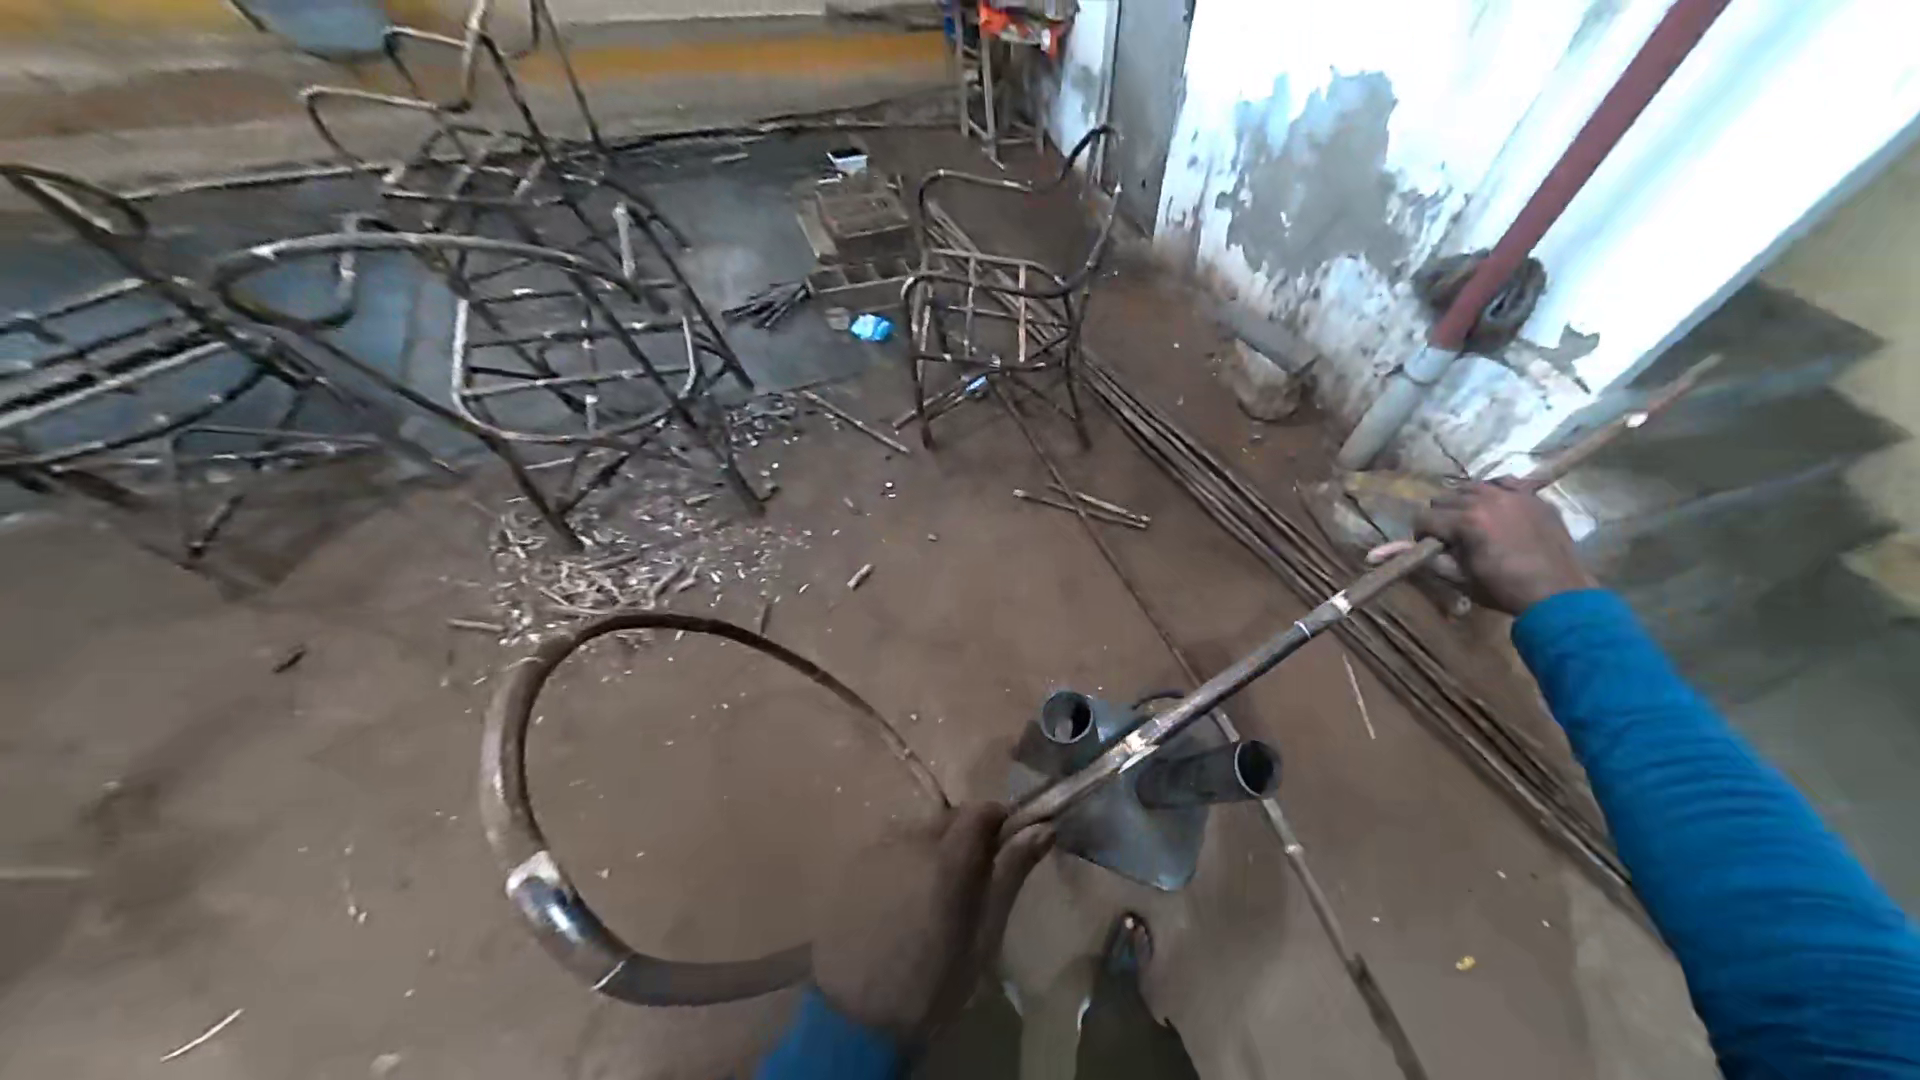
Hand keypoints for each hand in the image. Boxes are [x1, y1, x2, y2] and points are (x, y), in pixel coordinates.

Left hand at [812, 802, 1053, 1044]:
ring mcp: (881, 849)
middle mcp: (912, 841)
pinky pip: (893, 845)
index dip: (998, 820)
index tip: (1006, 843)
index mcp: (949, 859)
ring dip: (935, 846)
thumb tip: (1043, 829)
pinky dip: (907, 859)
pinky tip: (903, 898)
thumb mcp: (984, 935)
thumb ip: (1010, 874)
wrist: (858, 1017)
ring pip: (920, 830)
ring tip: (935, 892)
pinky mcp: (858, 862)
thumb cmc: (934, 984)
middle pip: (950, 817)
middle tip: (974, 876)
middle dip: (968, 834)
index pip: (981, 811)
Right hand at [1414, 480, 1595, 615]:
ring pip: (1471, 487)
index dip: (1421, 534)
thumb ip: (1429, 558)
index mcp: (1466, 522)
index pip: (1423, 517)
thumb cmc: (1504, 589)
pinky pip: (1505, 482)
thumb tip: (1401, 549)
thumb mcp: (1458, 579)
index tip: (1431, 547)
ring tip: (1472, 521)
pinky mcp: (1534, 498)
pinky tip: (1496, 507)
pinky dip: (1494, 491)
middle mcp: (1487, 501)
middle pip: (1443, 499)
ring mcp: (1514, 496)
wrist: (1559, 593)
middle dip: (1440, 517)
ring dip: (1464, 503)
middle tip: (1451, 536)